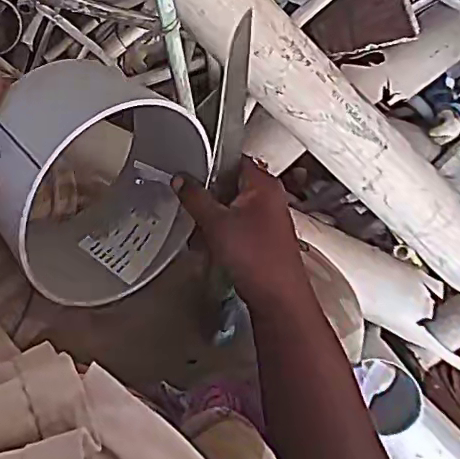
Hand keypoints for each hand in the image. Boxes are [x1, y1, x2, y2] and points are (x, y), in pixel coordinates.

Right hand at [175, 158, 313, 309]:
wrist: (278, 298)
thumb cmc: (258, 259)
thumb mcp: (214, 222)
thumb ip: (194, 197)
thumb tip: (182, 180)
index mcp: (263, 185)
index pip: (234, 159)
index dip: (211, 163)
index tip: (192, 169)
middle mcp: (270, 198)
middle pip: (231, 185)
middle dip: (209, 195)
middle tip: (193, 202)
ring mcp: (269, 219)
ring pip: (232, 207)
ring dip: (213, 216)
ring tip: (200, 228)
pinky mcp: (265, 238)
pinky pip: (237, 226)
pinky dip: (222, 231)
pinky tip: (210, 245)